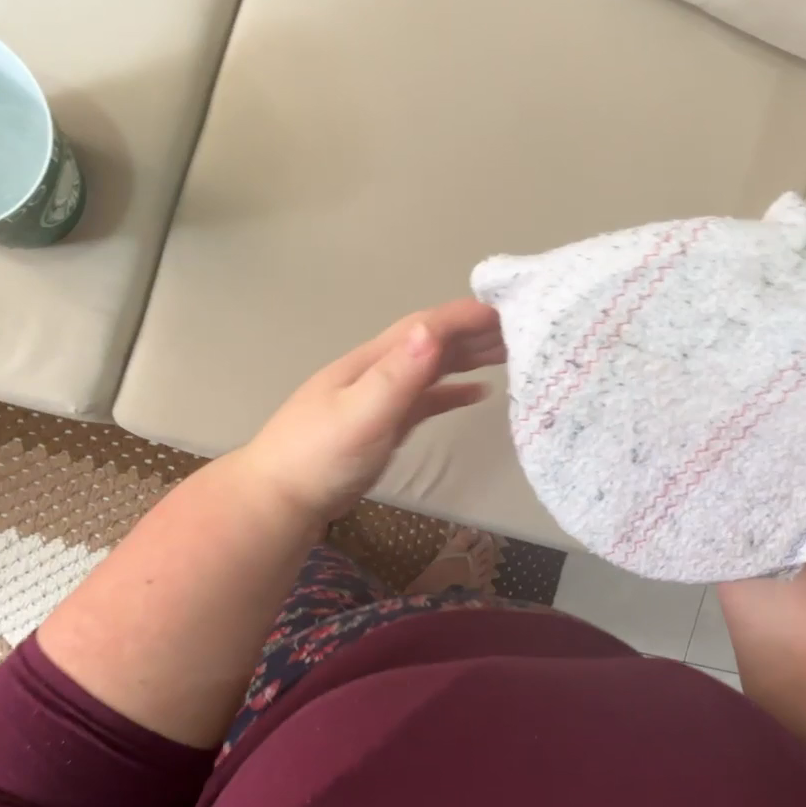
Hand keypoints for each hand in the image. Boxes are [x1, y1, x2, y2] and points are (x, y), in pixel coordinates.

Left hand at [237, 299, 504, 523]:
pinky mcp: (386, 424)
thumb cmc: (320, 456)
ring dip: (469, 356)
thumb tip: (432, 332)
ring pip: (433, 367)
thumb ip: (397, 376)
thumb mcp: (361, 414)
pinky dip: (453, 392)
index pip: (426, 327)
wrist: (282, 498)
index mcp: (374, 362)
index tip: (508, 309)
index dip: (466, 315)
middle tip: (523, 328)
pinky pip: (427, 399)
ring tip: (510, 352)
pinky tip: (478, 393)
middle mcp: (380, 372)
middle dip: (476, 331)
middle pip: (434, 342)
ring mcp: (382, 398)